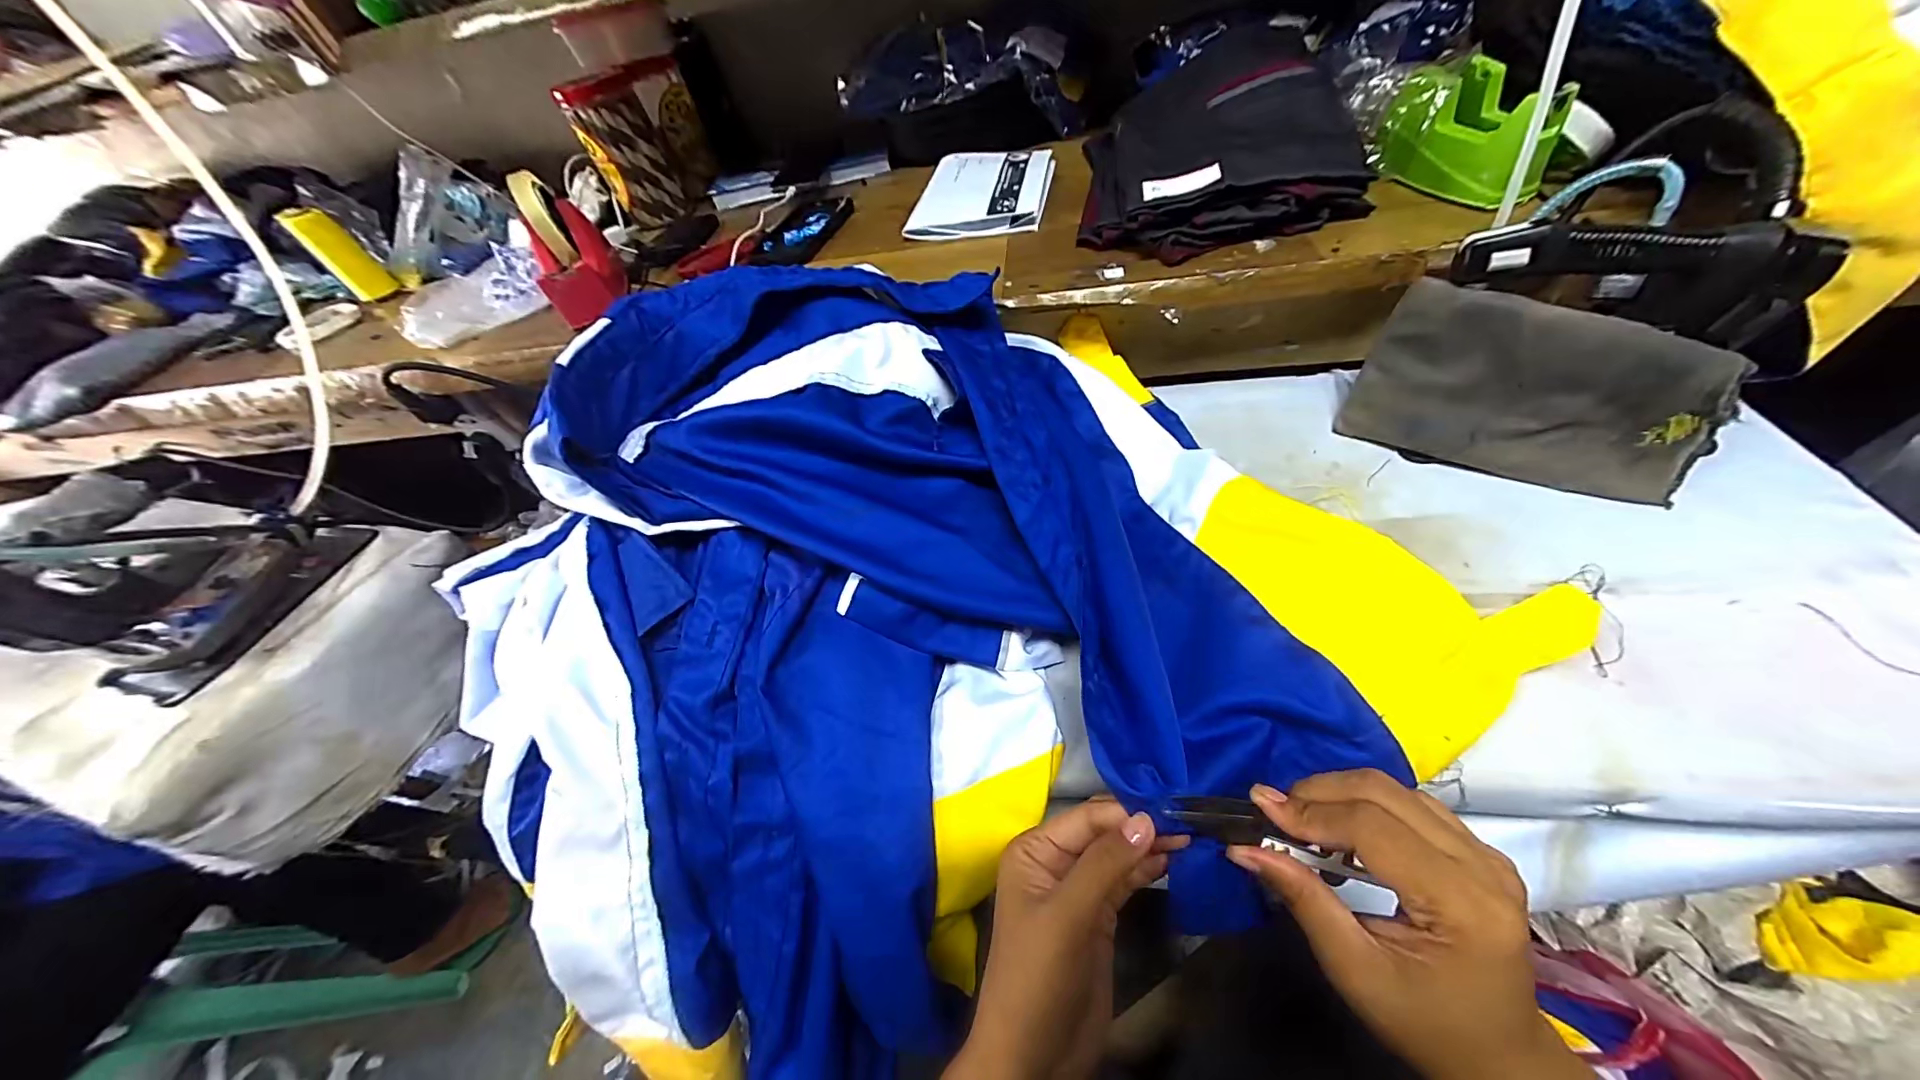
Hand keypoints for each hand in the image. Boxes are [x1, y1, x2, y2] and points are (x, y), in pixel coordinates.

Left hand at [946, 798, 1187, 1079]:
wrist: (1033, 1055)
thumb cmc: (1038, 977)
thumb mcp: (1068, 915)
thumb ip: (1105, 864)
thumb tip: (1147, 818)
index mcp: (1035, 851)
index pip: (1087, 818)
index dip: (1128, 811)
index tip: (1176, 807)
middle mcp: (1054, 862)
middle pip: (1104, 832)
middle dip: (1142, 824)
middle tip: (1192, 821)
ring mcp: (1077, 889)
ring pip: (1118, 855)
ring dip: (1150, 845)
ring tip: (1192, 837)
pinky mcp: (1098, 916)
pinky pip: (1125, 881)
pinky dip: (1148, 869)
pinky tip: (1174, 859)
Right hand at [1226, 770, 1589, 1079]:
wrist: (1498, 1055)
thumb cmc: (1423, 1022)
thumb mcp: (1354, 969)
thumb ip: (1303, 899)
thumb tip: (1245, 849)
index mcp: (1461, 903)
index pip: (1372, 827)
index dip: (1311, 811)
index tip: (1259, 808)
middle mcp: (1483, 867)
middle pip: (1384, 794)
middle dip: (1318, 793)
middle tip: (1274, 811)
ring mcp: (1487, 855)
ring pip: (1396, 790)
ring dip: (1339, 793)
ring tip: (1301, 818)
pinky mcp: (1481, 852)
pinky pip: (1412, 804)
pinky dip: (1365, 803)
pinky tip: (1341, 827)